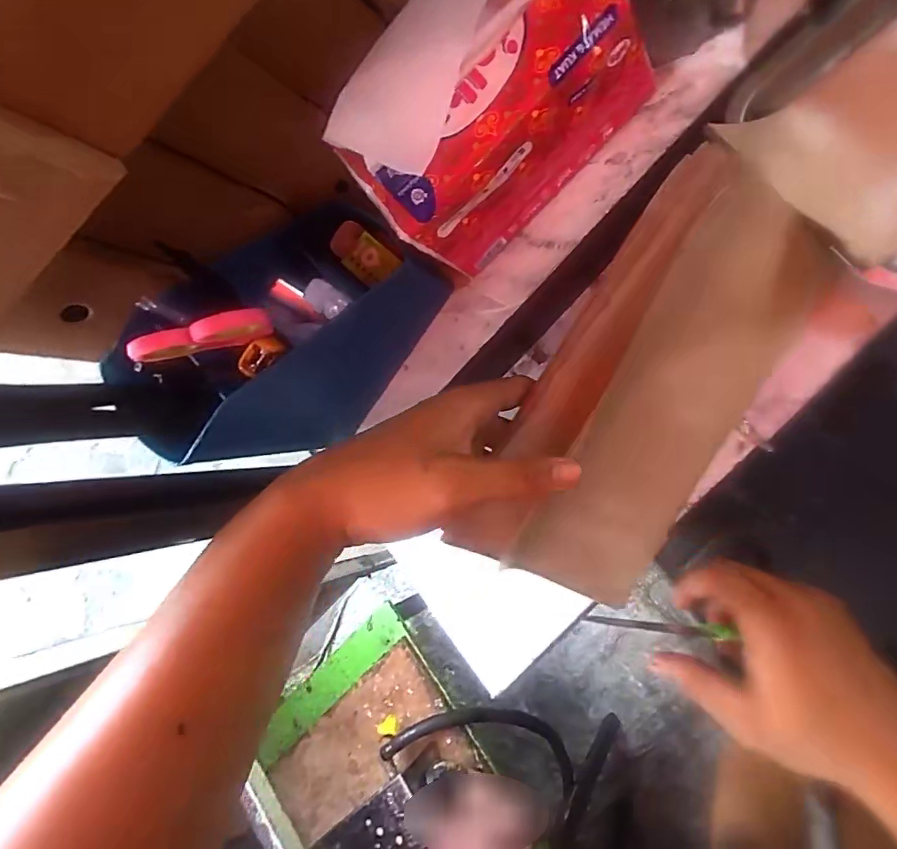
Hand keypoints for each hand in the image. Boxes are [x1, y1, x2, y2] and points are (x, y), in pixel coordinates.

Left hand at [276, 377, 578, 545]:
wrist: (314, 509)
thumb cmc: (393, 486)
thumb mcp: (461, 484)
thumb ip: (518, 476)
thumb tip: (576, 467)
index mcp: (464, 405)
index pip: (519, 386)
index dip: (550, 396)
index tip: (582, 415)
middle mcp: (451, 415)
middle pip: (505, 415)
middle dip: (535, 432)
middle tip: (571, 456)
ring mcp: (431, 440)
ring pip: (485, 441)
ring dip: (511, 457)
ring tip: (544, 482)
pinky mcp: (417, 465)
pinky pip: (465, 462)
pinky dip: (486, 474)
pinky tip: (498, 502)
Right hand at [649, 562, 896, 789]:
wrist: (884, 737)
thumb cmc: (809, 732)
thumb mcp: (744, 717)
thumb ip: (698, 682)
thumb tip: (657, 659)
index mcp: (767, 617)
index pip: (719, 575)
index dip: (692, 582)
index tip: (678, 605)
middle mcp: (792, 595)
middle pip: (742, 572)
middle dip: (715, 591)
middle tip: (707, 631)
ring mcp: (818, 598)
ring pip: (767, 582)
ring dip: (743, 600)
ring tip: (741, 646)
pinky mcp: (836, 608)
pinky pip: (791, 593)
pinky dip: (770, 605)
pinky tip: (775, 647)